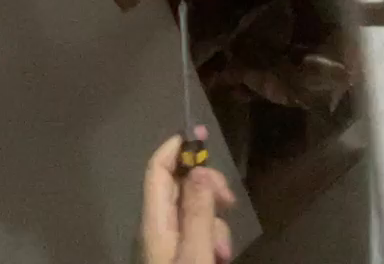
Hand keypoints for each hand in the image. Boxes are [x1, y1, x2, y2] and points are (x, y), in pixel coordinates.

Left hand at [141, 128, 233, 263]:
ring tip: (224, 249)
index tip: (202, 132)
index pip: (157, 168)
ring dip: (214, 218)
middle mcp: (158, 226)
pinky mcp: (180, 254)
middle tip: (229, 199)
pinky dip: (212, 236)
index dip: (177, 146)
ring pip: (194, 208)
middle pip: (180, 185)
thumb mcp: (196, 254)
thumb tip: (200, 167)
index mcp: (154, 221)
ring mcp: (168, 241)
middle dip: (208, 185)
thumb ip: (198, 212)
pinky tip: (221, 255)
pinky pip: (197, 230)